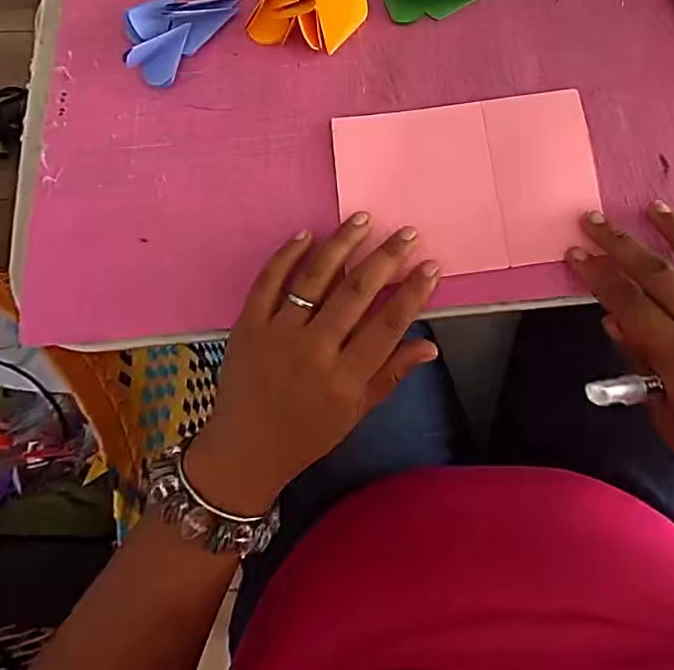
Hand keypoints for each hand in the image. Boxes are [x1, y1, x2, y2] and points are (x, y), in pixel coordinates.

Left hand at [183, 215, 440, 514]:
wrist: (243, 452)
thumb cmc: (307, 433)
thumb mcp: (356, 412)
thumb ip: (392, 374)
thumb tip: (430, 345)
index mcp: (344, 378)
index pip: (387, 325)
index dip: (413, 292)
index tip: (430, 265)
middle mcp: (313, 351)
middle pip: (355, 294)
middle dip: (385, 258)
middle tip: (406, 233)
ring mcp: (277, 335)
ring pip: (314, 279)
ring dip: (341, 245)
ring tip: (361, 219)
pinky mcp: (248, 325)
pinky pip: (268, 282)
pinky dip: (286, 255)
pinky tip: (306, 234)